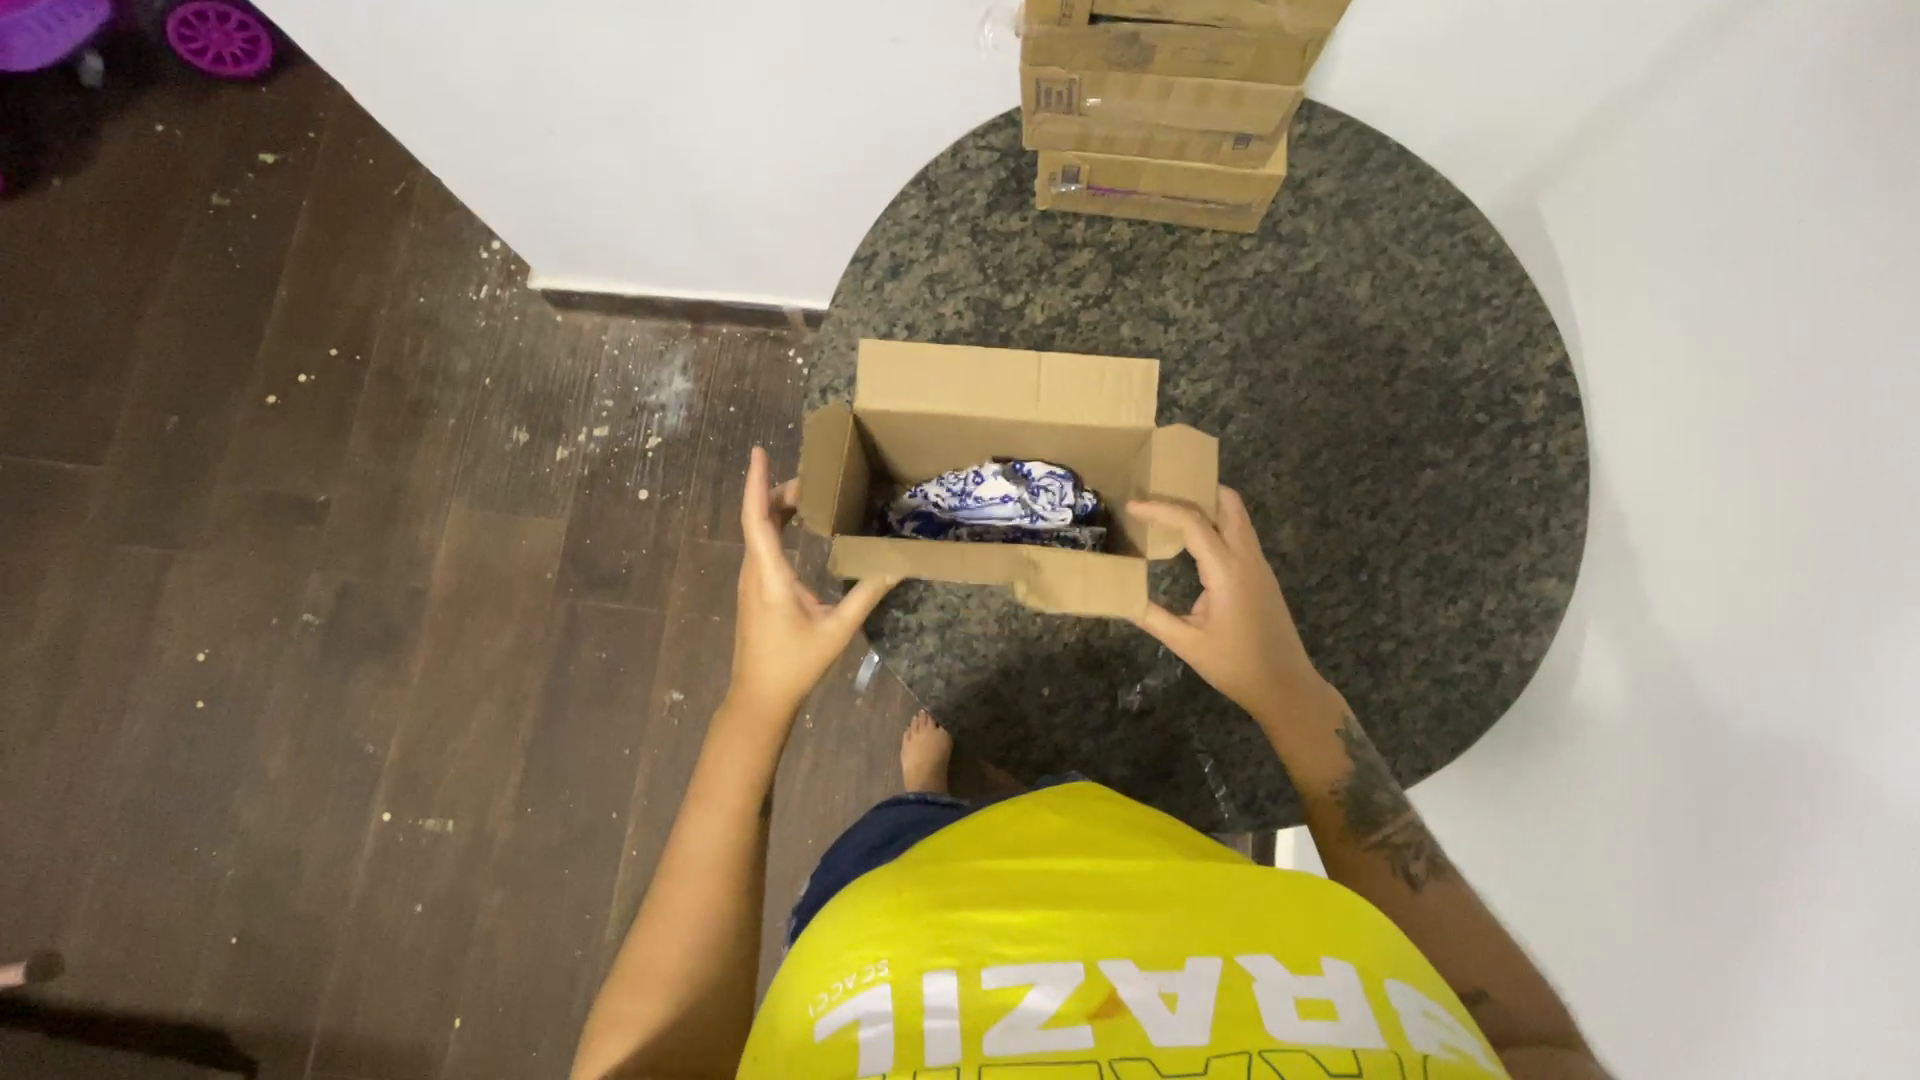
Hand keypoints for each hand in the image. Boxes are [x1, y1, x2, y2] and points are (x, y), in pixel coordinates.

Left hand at [727, 446, 896, 720]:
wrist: (760, 698)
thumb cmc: (795, 665)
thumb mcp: (837, 630)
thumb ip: (866, 596)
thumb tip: (897, 566)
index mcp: (769, 575)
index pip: (757, 518)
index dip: (756, 483)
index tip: (759, 451)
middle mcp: (754, 572)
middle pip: (758, 518)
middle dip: (780, 491)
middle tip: (816, 478)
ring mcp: (750, 582)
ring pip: (758, 532)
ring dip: (778, 508)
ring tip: (811, 494)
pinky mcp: (754, 591)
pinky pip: (761, 546)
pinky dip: (777, 527)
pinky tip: (800, 528)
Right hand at [1128, 487, 1335, 728]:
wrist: (1285, 686)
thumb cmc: (1236, 666)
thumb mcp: (1186, 644)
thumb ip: (1152, 617)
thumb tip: (1121, 596)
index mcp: (1227, 571)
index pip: (1193, 522)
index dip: (1160, 509)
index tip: (1133, 506)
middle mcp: (1247, 558)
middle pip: (1228, 502)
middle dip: (1195, 489)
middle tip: (1161, 491)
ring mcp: (1259, 564)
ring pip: (1237, 516)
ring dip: (1207, 505)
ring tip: (1172, 512)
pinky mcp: (1261, 575)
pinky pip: (1239, 534)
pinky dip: (1215, 524)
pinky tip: (1192, 541)